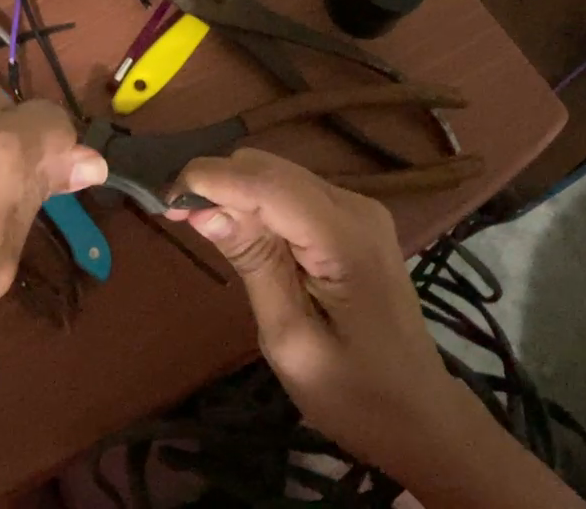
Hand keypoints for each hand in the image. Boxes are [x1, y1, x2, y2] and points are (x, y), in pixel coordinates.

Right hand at [167, 149, 470, 473]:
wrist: (422, 417)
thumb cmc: (354, 394)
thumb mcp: (291, 340)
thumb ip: (254, 264)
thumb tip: (203, 210)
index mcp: (346, 240)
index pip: (267, 184)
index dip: (210, 180)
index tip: (164, 199)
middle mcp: (355, 207)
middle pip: (267, 168)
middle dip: (216, 183)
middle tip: (180, 219)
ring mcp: (357, 209)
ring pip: (274, 172)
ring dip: (232, 190)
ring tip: (203, 226)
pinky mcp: (351, 218)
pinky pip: (288, 190)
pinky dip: (253, 200)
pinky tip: (240, 232)